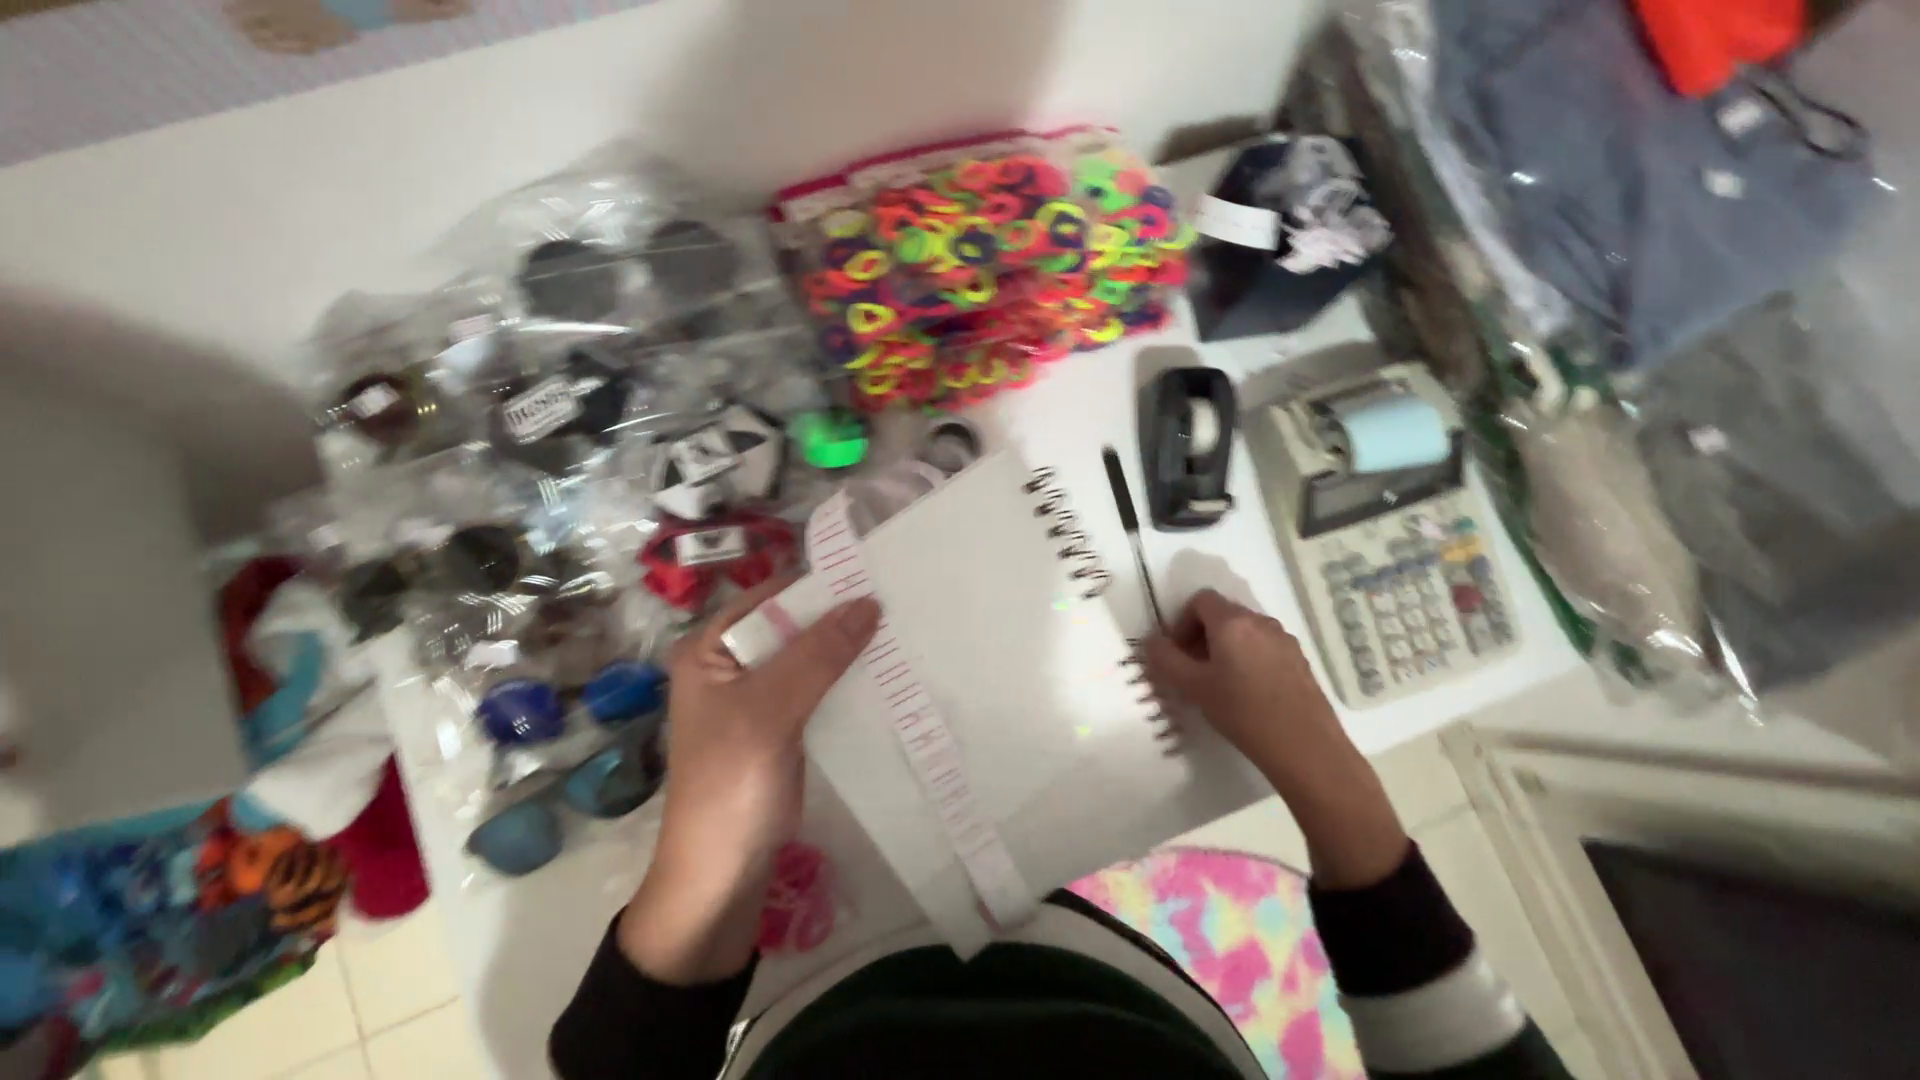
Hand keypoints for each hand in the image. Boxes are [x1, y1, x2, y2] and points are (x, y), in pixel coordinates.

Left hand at [619, 575, 879, 982]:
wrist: (721, 873)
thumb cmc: (731, 785)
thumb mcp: (769, 711)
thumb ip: (817, 655)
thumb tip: (869, 601)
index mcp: (708, 649)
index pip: (770, 597)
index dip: (818, 584)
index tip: (876, 574)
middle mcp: (730, 664)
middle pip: (792, 625)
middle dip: (839, 616)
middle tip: (901, 601)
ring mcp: (758, 697)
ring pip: (810, 657)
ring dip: (848, 649)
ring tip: (904, 630)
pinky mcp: (784, 726)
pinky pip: (820, 689)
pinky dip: (849, 680)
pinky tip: (889, 674)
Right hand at [1141, 589, 1344, 795]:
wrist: (1304, 746)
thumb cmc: (1242, 712)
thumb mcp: (1193, 687)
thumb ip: (1166, 660)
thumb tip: (1151, 641)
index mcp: (1232, 622)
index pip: (1200, 600)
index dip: (1182, 622)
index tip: (1178, 653)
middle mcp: (1261, 622)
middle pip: (1223, 614)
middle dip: (1202, 636)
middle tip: (1193, 671)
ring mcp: (1284, 640)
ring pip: (1245, 632)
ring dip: (1225, 648)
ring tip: (1219, 684)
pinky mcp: (1299, 660)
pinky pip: (1265, 648)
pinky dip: (1248, 659)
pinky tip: (1248, 694)